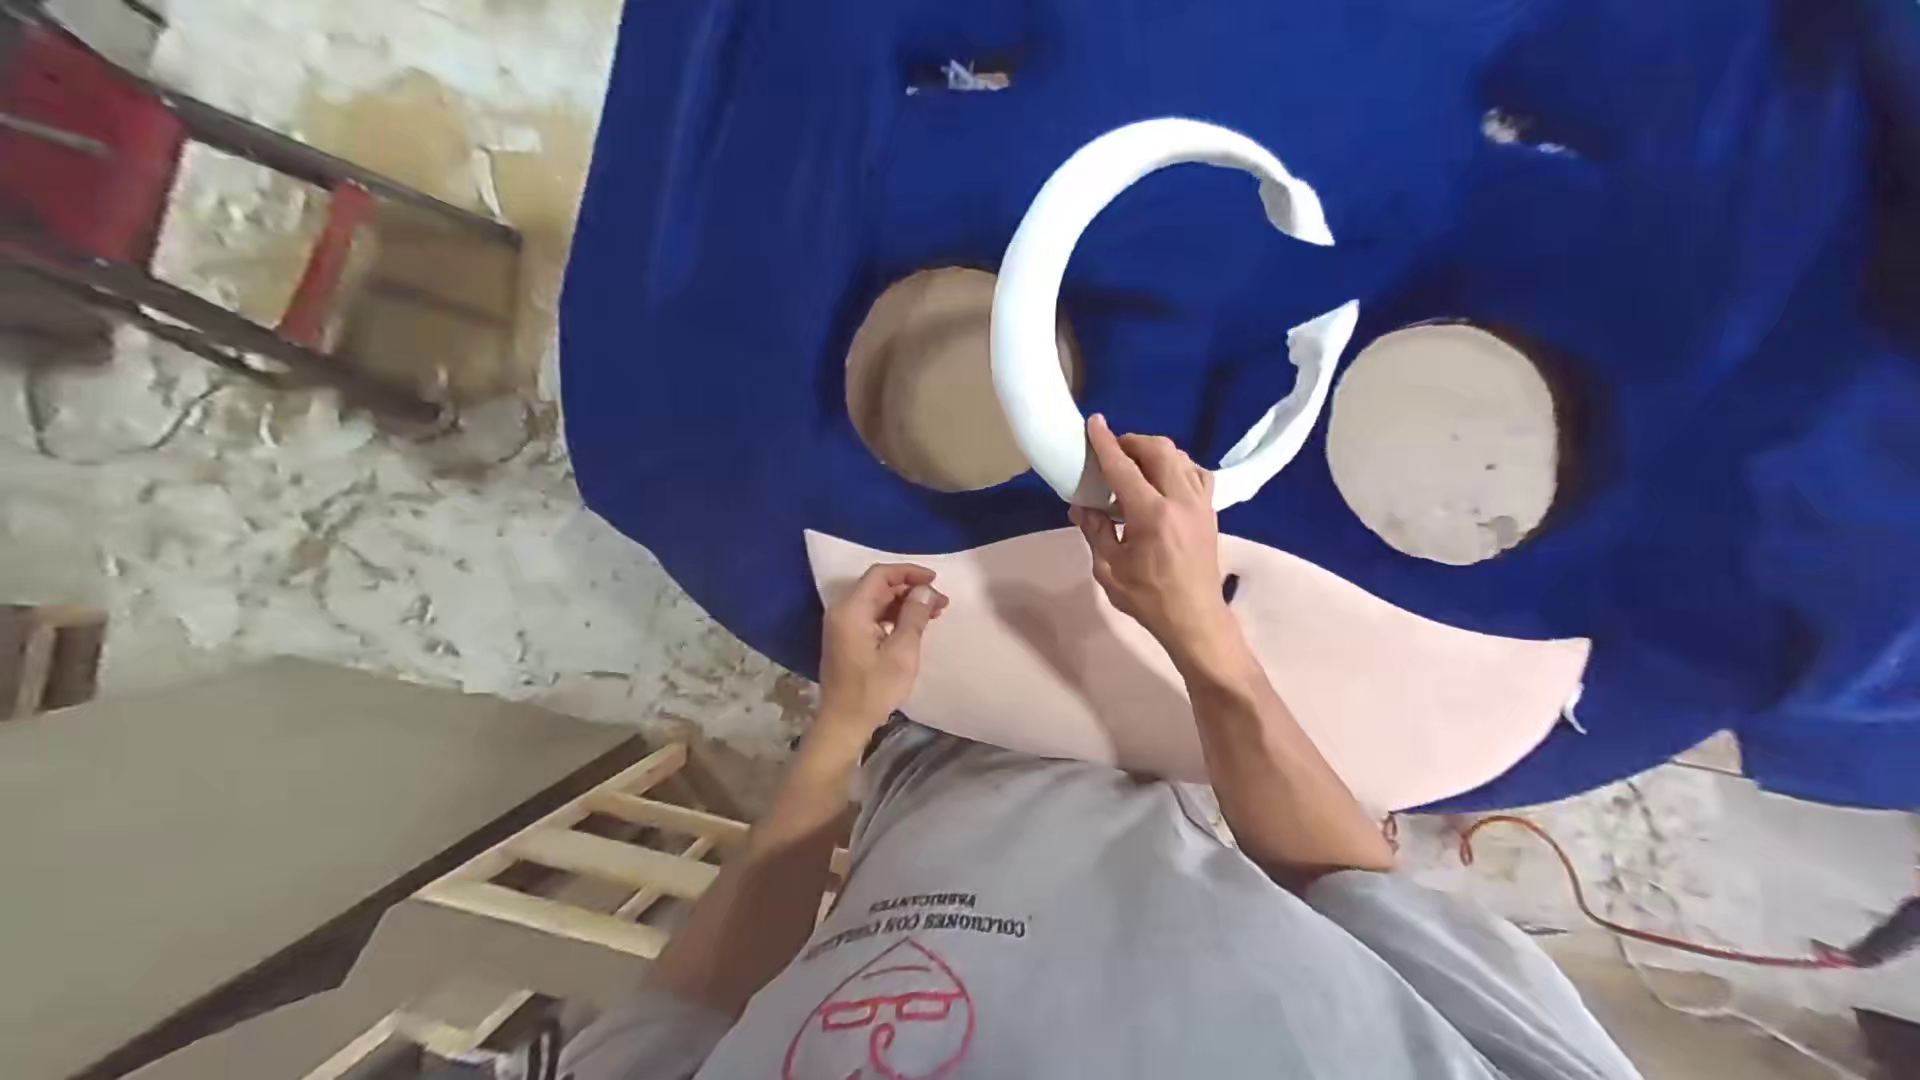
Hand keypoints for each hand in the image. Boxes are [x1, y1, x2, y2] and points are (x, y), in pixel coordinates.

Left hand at [817, 563, 949, 738]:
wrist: (844, 722)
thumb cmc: (874, 689)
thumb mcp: (902, 652)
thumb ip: (914, 616)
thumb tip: (924, 590)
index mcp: (852, 610)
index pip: (880, 575)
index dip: (909, 572)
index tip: (934, 580)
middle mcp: (842, 611)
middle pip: (878, 586)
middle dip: (910, 588)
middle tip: (940, 601)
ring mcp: (842, 625)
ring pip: (876, 601)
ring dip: (904, 602)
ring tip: (934, 612)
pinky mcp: (846, 638)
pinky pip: (871, 615)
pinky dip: (893, 615)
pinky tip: (914, 625)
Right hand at [1070, 414, 1241, 673]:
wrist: (1195, 619)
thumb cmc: (1148, 598)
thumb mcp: (1109, 568)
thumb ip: (1095, 531)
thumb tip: (1081, 506)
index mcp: (1152, 515)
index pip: (1124, 468)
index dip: (1106, 443)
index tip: (1094, 423)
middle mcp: (1181, 501)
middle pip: (1159, 451)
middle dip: (1132, 442)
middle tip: (1112, 449)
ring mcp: (1201, 505)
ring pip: (1181, 458)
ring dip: (1155, 451)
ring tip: (1135, 462)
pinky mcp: (1210, 512)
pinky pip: (1197, 474)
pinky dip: (1178, 466)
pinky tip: (1164, 477)